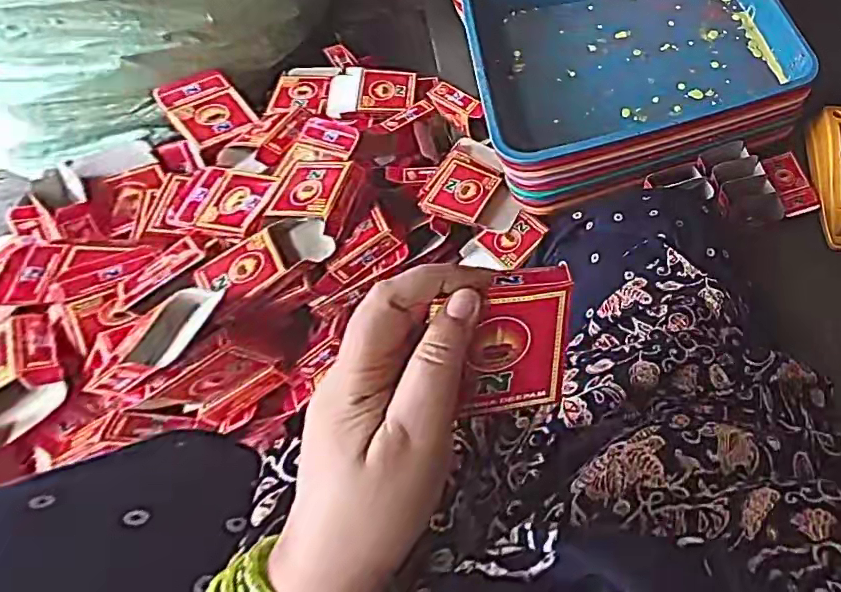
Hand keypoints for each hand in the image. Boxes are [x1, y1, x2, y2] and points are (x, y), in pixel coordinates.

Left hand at [270, 265, 494, 591]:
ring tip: (500, 337)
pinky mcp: (379, 406)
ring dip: (461, 329)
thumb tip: (464, 301)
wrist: (334, 576)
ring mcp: (365, 390)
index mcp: (352, 377)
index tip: (488, 283)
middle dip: (459, 299)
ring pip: (417, 335)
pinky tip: (477, 371)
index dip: (440, 277)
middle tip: (505, 306)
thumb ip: (440, 363)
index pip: (390, 296)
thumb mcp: (417, 435)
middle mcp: (355, 374)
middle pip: (406, 310)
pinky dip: (454, 357)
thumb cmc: (369, 517)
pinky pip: (419, 362)